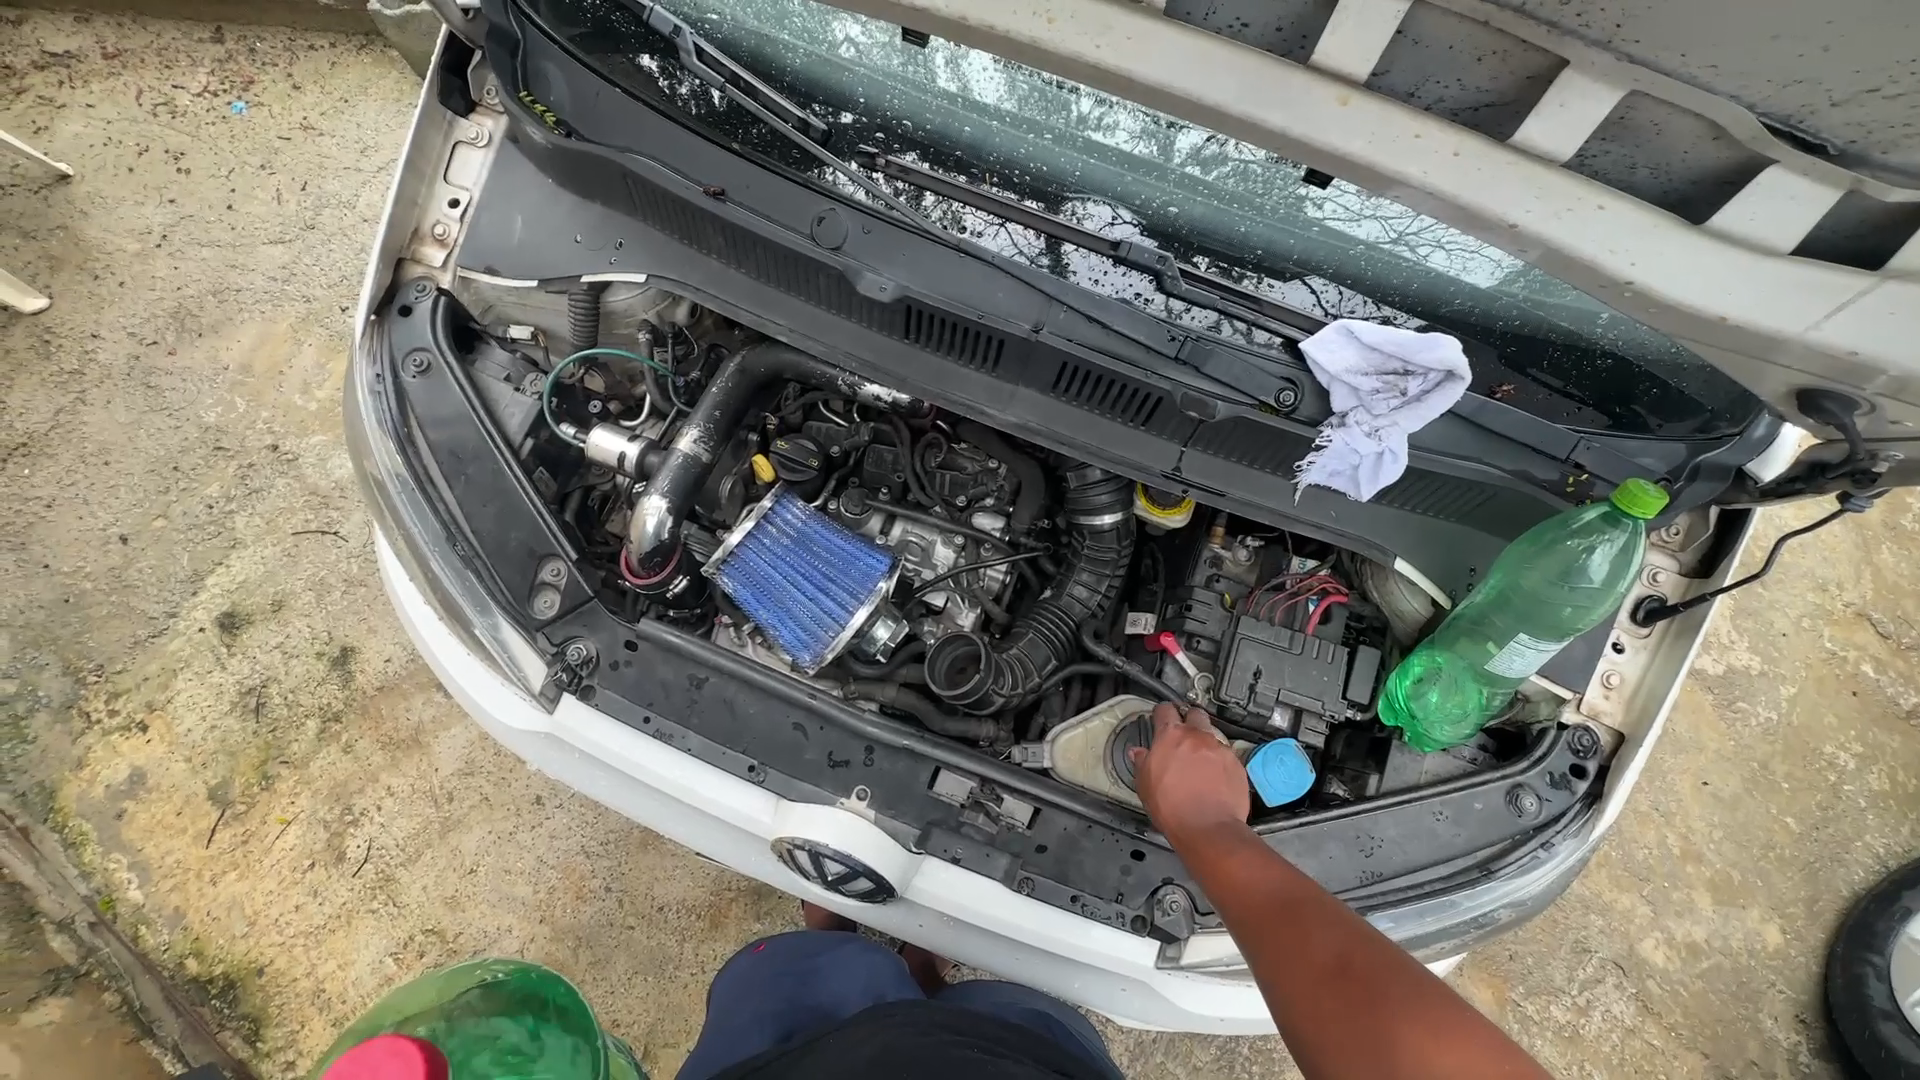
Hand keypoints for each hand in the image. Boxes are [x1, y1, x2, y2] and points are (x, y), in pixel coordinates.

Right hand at [1127, 703, 1249, 843]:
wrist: (1207, 828)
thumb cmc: (1173, 807)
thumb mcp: (1144, 784)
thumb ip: (1141, 762)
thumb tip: (1138, 754)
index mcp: (1170, 736)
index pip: (1165, 710)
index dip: (1161, 712)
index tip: (1160, 717)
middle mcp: (1197, 736)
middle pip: (1194, 714)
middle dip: (1188, 719)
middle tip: (1183, 734)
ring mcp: (1219, 749)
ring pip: (1212, 734)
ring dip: (1205, 742)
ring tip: (1199, 761)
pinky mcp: (1236, 764)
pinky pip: (1227, 755)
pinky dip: (1220, 761)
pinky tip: (1214, 777)